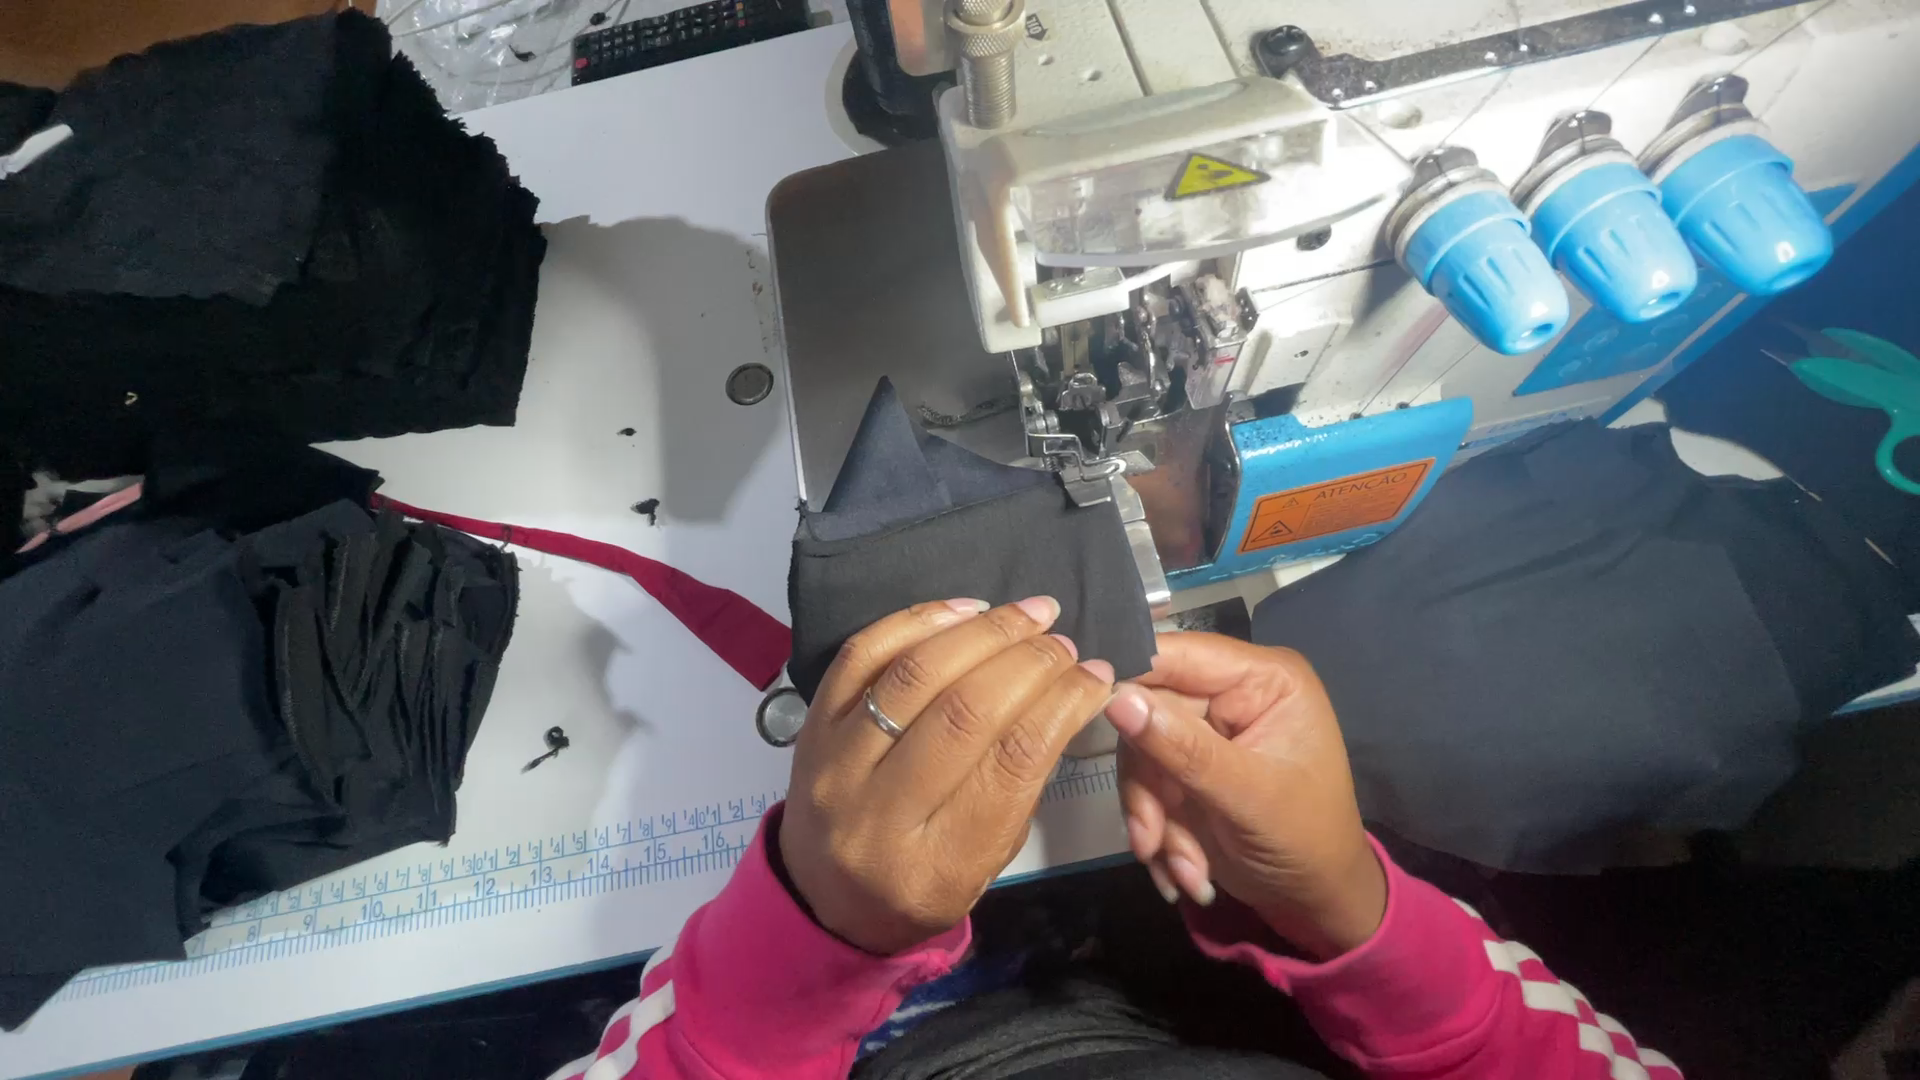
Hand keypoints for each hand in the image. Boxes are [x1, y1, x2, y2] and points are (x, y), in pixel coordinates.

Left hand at [779, 597, 1115, 954]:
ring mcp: (836, 762)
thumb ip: (1022, 782)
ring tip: (1029, 614)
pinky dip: (920, 620)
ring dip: (983, 632)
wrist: (823, 897)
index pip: (1013, 763)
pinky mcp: (813, 723)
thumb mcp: (987, 862)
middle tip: (1063, 641)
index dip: (1063, 704)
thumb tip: (1068, 688)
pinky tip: (966, 610)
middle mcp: (879, 812)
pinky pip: (863, 652)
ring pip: (916, 674)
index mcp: (938, 863)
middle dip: (1028, 662)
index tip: (1095, 673)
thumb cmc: (919, 885)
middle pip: (966, 711)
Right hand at [1106, 632, 1385, 960]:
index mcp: (1261, 678)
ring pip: (1139, 749)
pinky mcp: (1183, 761)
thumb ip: (1184, 748)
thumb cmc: (1307, 844)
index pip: (1175, 655)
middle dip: (1149, 784)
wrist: (1317, 903)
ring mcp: (1204, 728)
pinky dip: (1155, 826)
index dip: (1128, 677)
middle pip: (1147, 709)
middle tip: (1150, 840)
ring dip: (1151, 815)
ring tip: (1183, 871)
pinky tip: (1182, 870)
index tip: (1084, 708)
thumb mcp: (1249, 798)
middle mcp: (1227, 692)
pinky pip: (1144, 779)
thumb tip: (1115, 697)